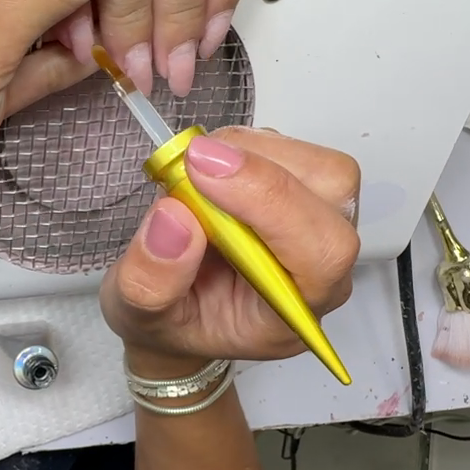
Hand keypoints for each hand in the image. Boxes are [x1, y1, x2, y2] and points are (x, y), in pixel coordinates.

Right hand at [102, 127, 358, 375]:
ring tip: (188, 175)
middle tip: (187, 166)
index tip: (200, 170)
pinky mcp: (297, 193)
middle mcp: (318, 267)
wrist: (178, 316)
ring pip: (314, 164)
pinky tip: (203, 172)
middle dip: (257, 168)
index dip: (269, 200)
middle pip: (330, 193)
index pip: (320, 251)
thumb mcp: (139, 318)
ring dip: (247, 152)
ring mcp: (314, 225)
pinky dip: (240, 146)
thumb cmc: (171, 324)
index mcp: (292, 311)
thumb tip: (174, 216)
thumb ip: (151, 282)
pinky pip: (290, 152)